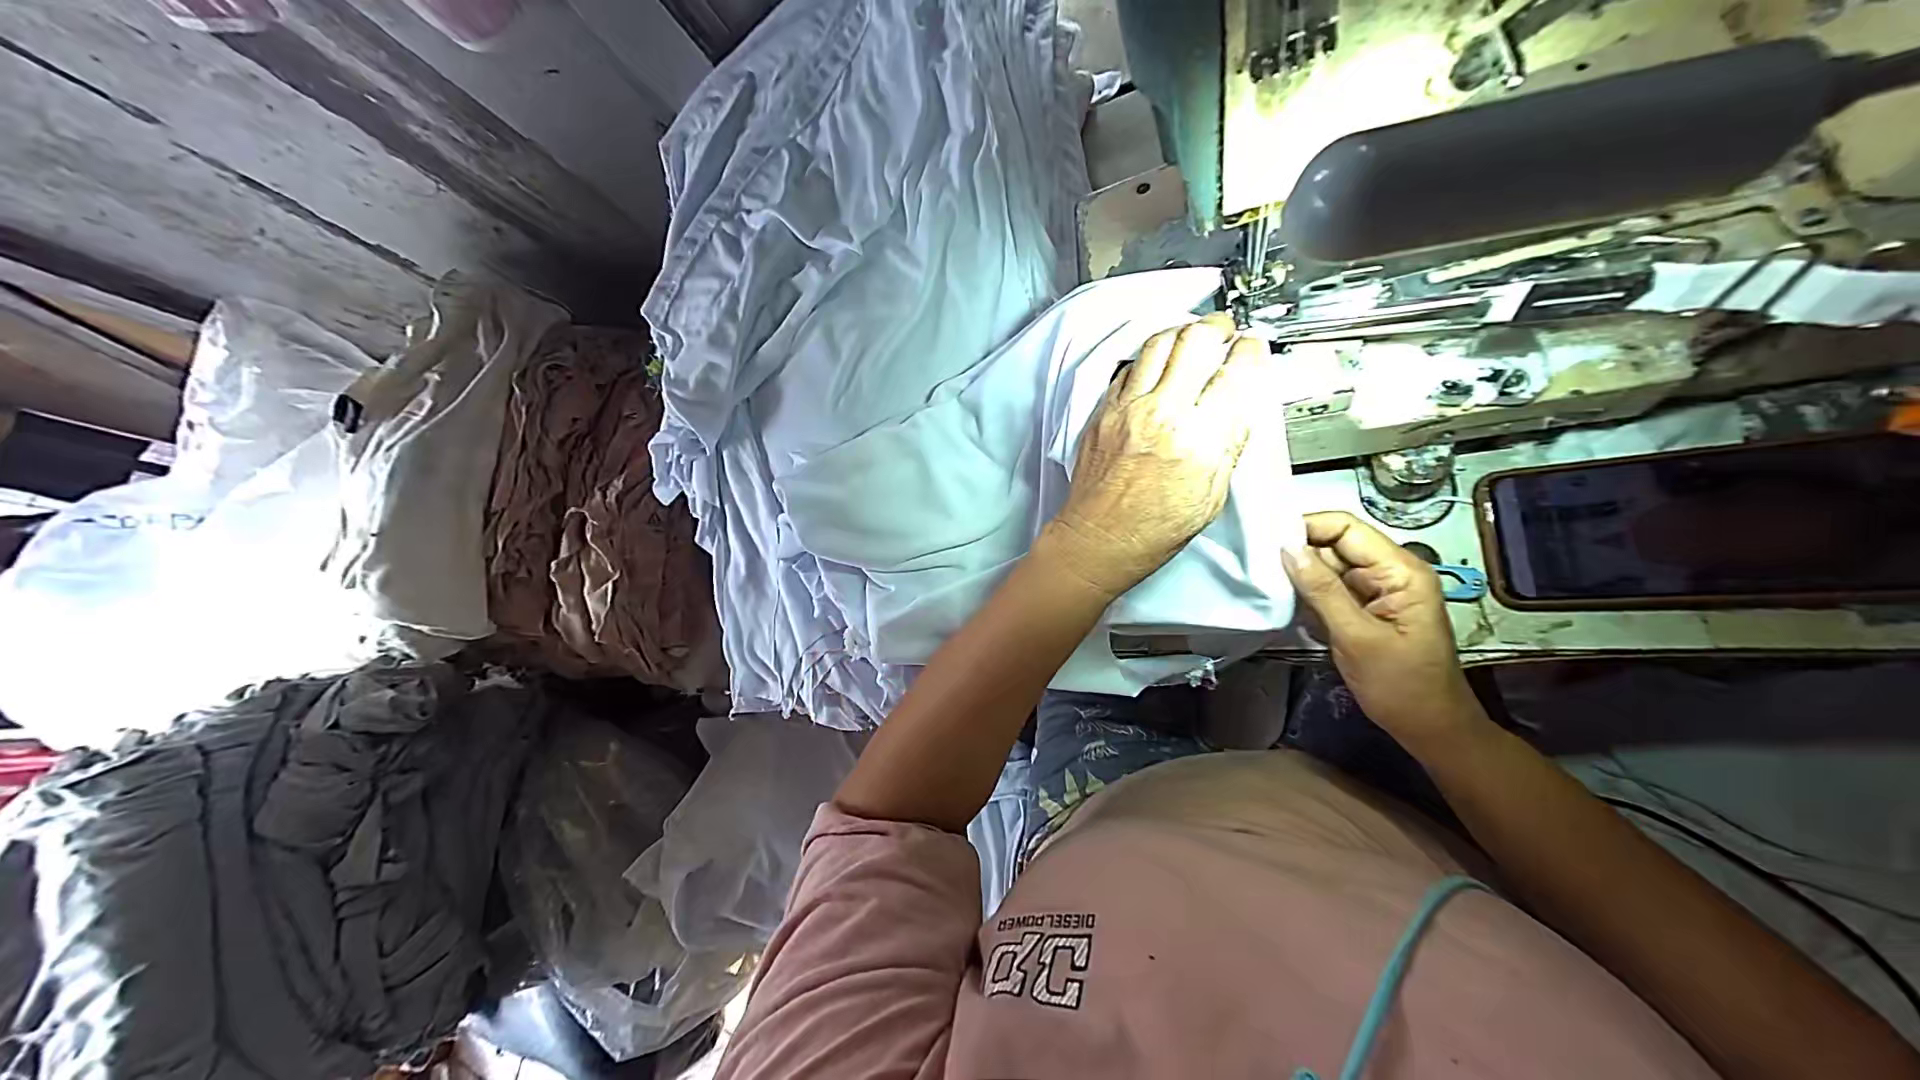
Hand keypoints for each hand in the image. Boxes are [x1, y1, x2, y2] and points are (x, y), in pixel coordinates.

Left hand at [1041, 314, 1270, 596]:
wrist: (1098, 540)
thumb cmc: (1149, 531)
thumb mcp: (1211, 497)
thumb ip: (1229, 447)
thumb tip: (1242, 410)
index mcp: (1196, 441)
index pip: (1233, 374)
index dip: (1249, 352)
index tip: (1252, 349)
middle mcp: (1160, 416)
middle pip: (1195, 341)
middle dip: (1217, 328)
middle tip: (1225, 331)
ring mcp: (1127, 411)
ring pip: (1157, 344)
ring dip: (1182, 331)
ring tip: (1193, 336)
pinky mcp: (1103, 413)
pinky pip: (1127, 367)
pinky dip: (1148, 356)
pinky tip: (1157, 363)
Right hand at [1281, 511, 1486, 750]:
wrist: (1429, 727)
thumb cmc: (1401, 684)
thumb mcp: (1357, 637)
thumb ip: (1321, 590)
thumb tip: (1287, 548)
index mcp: (1400, 571)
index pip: (1347, 528)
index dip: (1307, 526)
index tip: (1266, 539)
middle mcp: (1389, 572)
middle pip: (1335, 544)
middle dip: (1298, 551)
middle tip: (1258, 564)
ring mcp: (1376, 590)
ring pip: (1328, 566)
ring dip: (1299, 574)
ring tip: (1266, 582)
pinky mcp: (1364, 608)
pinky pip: (1329, 588)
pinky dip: (1307, 594)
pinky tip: (1286, 602)